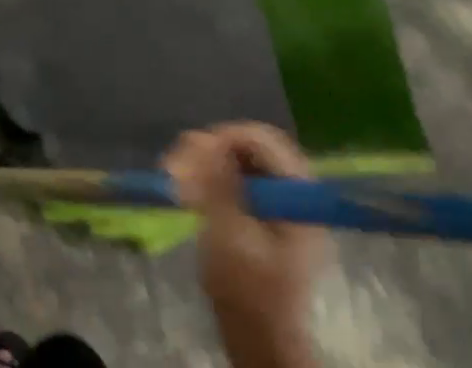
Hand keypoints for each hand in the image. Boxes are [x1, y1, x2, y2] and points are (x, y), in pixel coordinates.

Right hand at [164, 123, 325, 350]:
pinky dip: (208, 180)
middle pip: (249, 148)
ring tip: (174, 183)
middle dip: (207, 151)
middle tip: (173, 169)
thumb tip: (201, 137)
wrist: (257, 333)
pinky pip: (234, 180)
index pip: (263, 141)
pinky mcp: (260, 214)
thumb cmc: (246, 288)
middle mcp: (292, 193)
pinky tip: (186, 195)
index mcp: (298, 196)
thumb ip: (217, 183)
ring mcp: (277, 204)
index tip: (186, 156)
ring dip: (203, 165)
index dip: (222, 139)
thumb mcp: (228, 233)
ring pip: (237, 161)